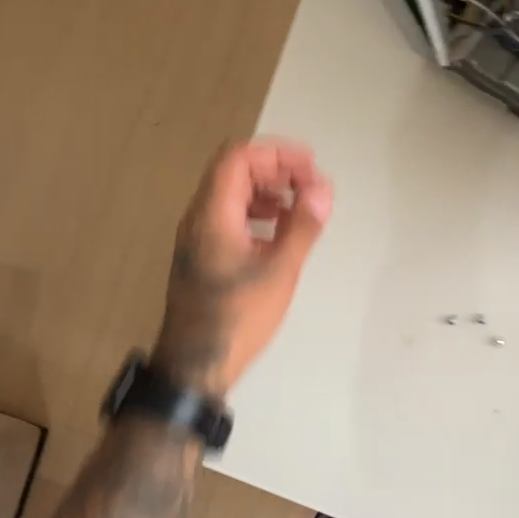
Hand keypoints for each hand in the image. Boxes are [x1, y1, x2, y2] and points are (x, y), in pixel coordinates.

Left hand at [153, 138, 332, 395]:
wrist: (195, 364)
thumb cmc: (238, 317)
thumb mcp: (279, 271)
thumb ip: (302, 227)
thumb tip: (323, 189)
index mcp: (212, 214)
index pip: (239, 158)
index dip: (277, 153)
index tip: (310, 166)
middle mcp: (199, 218)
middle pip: (234, 172)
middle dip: (276, 171)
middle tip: (312, 186)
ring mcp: (198, 238)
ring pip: (232, 196)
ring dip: (268, 193)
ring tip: (302, 209)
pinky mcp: (204, 257)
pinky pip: (230, 220)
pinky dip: (258, 215)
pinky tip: (280, 235)